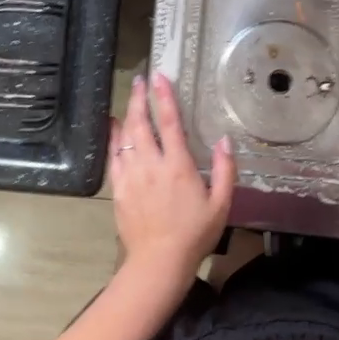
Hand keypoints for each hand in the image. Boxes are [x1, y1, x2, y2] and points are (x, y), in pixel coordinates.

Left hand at [107, 73, 235, 282]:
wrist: (159, 262)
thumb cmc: (195, 234)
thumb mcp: (221, 204)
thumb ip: (225, 170)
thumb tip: (224, 140)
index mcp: (178, 166)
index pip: (170, 123)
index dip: (165, 97)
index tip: (160, 77)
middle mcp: (151, 164)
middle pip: (142, 123)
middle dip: (140, 98)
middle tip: (140, 80)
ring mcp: (131, 175)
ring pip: (126, 136)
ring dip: (128, 114)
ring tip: (130, 97)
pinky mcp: (119, 187)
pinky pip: (114, 155)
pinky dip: (113, 137)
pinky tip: (113, 127)